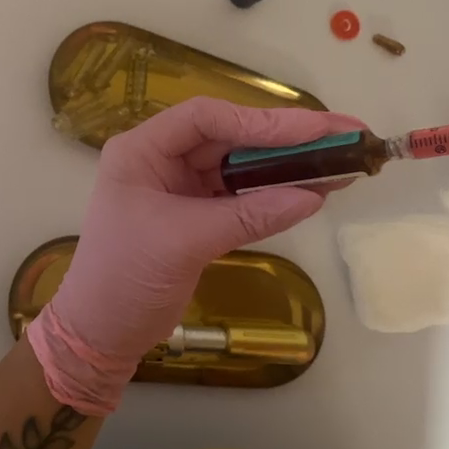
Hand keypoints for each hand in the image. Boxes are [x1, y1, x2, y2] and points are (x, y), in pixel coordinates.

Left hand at [26, 97, 365, 413]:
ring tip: (342, 160)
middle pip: (229, 135)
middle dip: (286, 136)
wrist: (102, 330)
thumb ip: (247, 216)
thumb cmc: (126, 278)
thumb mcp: (184, 242)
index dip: (259, 120)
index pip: (205, 117)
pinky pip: (240, 194)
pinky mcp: (195, 214)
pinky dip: (274, 193)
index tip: (312, 129)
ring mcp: (179, 186)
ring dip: (287, 164)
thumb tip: (312, 196)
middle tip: (346, 134)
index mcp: (142, 150)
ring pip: (240, 164)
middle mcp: (160, 158)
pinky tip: (314, 190)